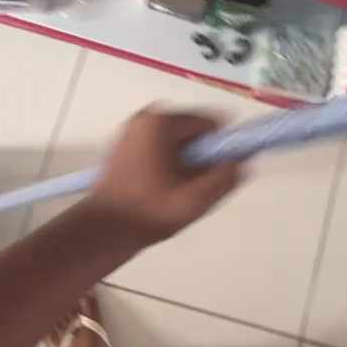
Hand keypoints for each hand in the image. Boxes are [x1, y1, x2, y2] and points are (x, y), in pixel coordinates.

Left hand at [81, 108, 242, 245]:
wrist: (104, 229)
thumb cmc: (148, 213)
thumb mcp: (196, 200)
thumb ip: (226, 177)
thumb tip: (243, 160)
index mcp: (161, 122)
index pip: (212, 123)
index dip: (221, 149)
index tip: (214, 175)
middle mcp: (146, 116)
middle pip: (195, 130)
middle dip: (201, 157)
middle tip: (192, 188)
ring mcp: (133, 128)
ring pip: (180, 140)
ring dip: (186, 162)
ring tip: (175, 191)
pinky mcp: (127, 142)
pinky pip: (162, 146)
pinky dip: (169, 163)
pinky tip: (161, 188)